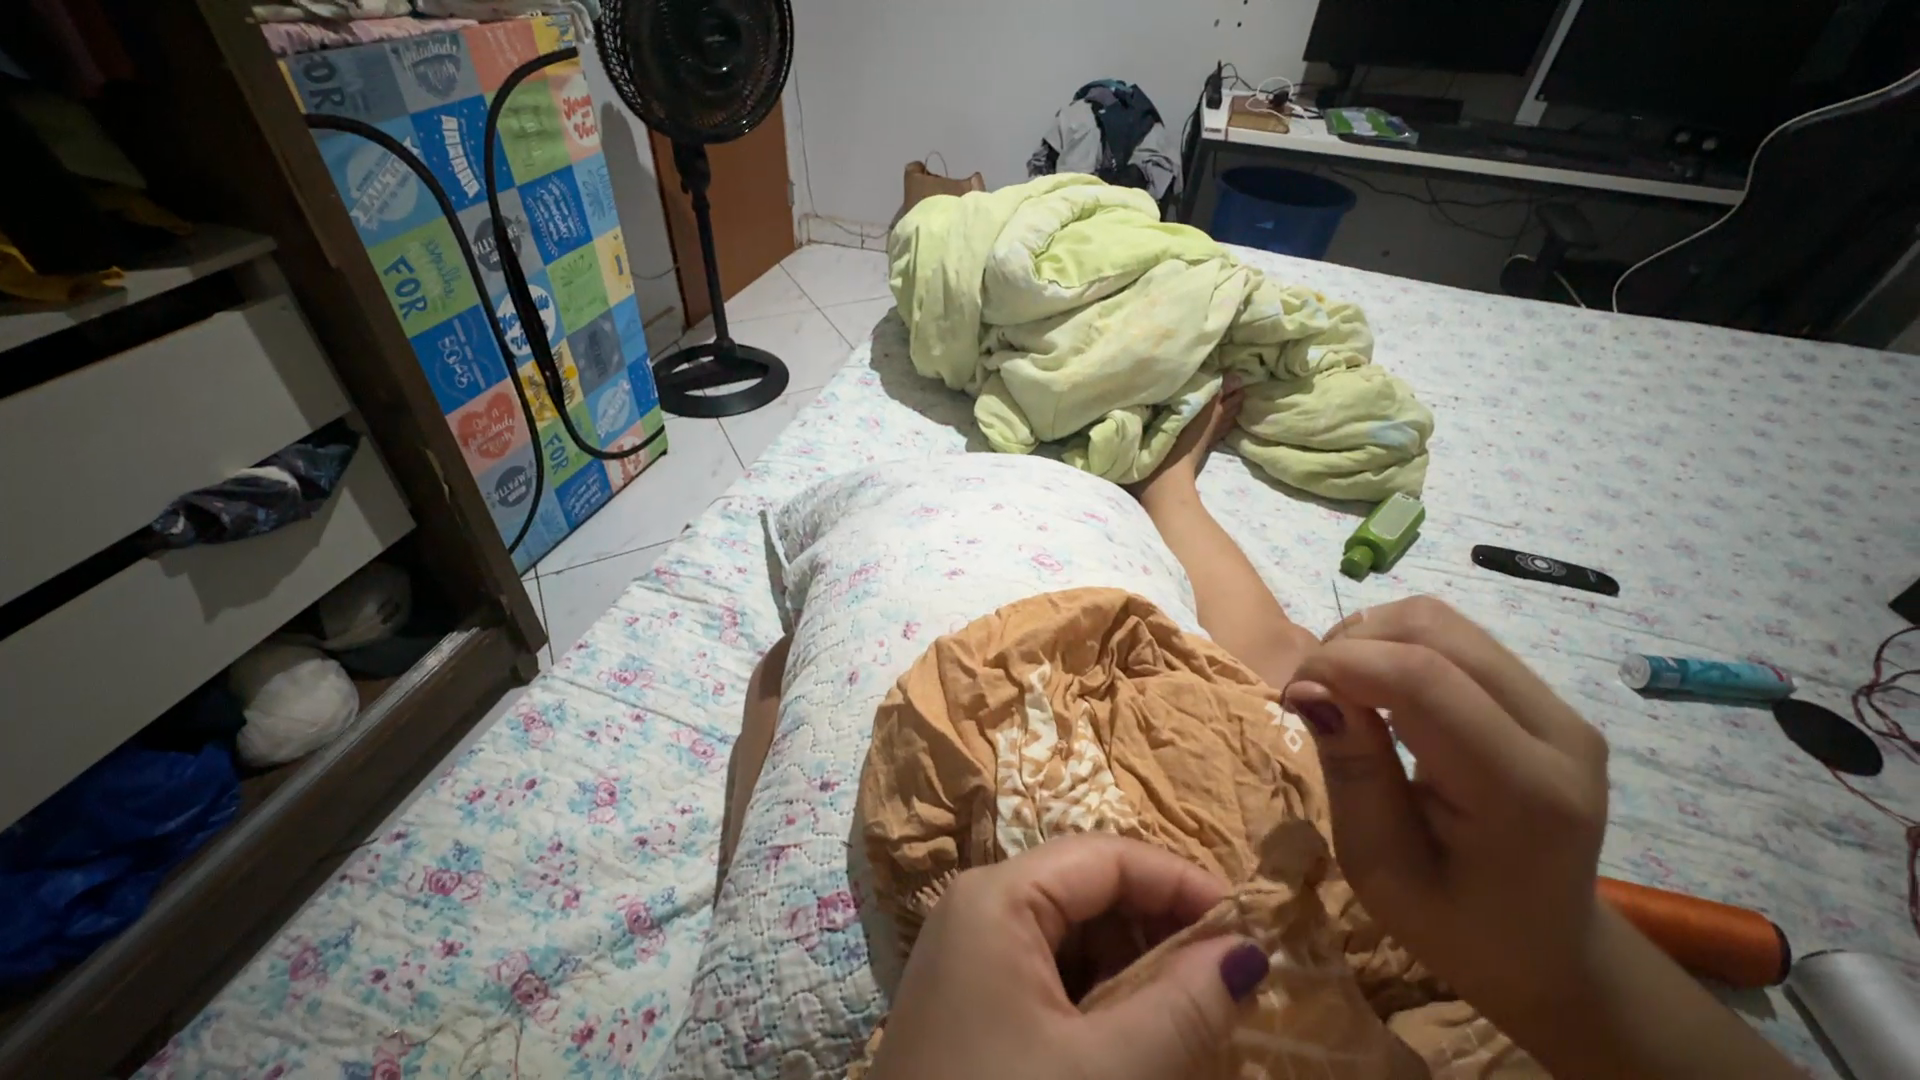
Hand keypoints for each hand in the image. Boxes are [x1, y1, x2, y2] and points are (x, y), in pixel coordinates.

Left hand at [867, 834, 1271, 1079]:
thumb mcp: (1108, 1071)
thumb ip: (1184, 1006)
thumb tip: (1247, 951)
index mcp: (998, 897)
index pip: (1107, 857)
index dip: (1181, 882)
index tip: (1250, 927)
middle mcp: (979, 908)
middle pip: (1088, 889)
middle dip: (1160, 926)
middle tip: (1229, 975)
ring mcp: (970, 955)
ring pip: (1072, 933)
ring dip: (1136, 965)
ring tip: (1194, 1007)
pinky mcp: (972, 1000)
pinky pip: (1050, 973)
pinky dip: (1101, 995)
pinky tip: (1139, 1031)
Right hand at [1282, 597, 1610, 1033]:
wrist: (1547, 949)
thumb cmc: (1455, 926)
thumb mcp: (1380, 866)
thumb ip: (1352, 770)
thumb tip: (1308, 686)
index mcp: (1522, 791)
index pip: (1423, 679)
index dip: (1340, 665)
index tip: (1290, 696)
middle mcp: (1558, 732)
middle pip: (1435, 631)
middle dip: (1350, 644)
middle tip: (1311, 692)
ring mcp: (1559, 708)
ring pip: (1443, 622)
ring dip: (1371, 638)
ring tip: (1339, 688)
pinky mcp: (1545, 699)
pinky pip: (1457, 639)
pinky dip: (1396, 647)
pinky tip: (1376, 689)